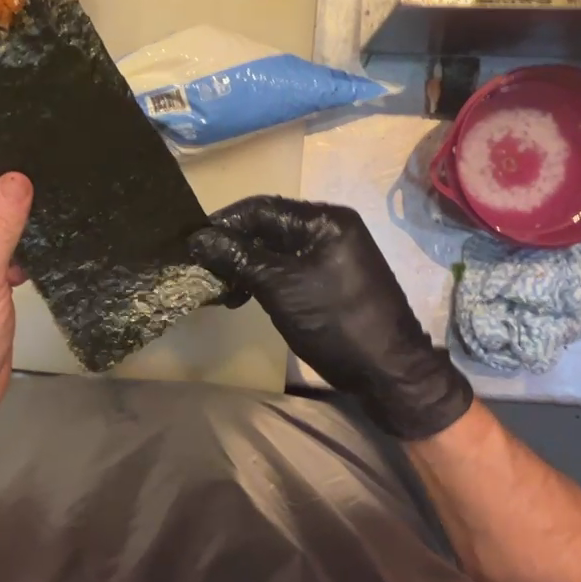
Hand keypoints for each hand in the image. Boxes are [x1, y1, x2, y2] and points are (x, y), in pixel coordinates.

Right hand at [190, 195, 471, 440]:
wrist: (390, 374)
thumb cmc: (336, 323)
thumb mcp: (280, 288)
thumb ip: (237, 258)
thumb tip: (195, 238)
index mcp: (324, 220)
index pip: (260, 207)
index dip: (223, 223)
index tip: (190, 243)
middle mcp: (330, 228)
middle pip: (267, 227)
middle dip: (232, 247)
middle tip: (202, 271)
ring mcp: (332, 255)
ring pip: (274, 250)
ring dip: (245, 266)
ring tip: (222, 291)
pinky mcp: (330, 279)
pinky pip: (287, 268)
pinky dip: (262, 279)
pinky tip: (243, 296)